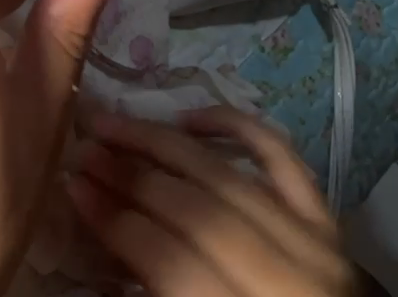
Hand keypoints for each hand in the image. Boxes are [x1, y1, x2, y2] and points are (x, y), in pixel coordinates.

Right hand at [68, 108, 354, 296]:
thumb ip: (151, 287)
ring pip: (225, 175)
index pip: (169, 259)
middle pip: (195, 210)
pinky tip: (190, 117)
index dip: (113, 219)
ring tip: (113, 123)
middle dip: (129, 175)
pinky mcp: (327, 222)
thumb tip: (96, 237)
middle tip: (82, 148)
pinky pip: (282, 160)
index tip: (70, 185)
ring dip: (161, 143)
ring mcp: (314, 244)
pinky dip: (236, 127)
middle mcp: (289, 279)